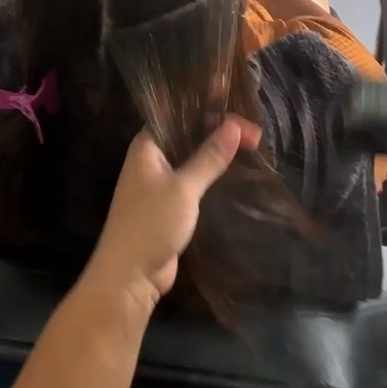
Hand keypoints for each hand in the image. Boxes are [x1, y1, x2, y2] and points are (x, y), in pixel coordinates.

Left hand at [85, 116, 262, 307]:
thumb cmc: (150, 223)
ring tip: (252, 148)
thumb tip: (234, 126)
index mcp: (147, 144)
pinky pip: (194, 179)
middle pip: (188, 134)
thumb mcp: (183, 188)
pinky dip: (212, 174)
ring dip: (217, 153)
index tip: (244, 119)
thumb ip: (208, 157)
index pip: (181, 115)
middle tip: (256, 135)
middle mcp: (152, 157)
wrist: (130, 275)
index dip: (211, 112)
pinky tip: (235, 172)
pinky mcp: (169, 202)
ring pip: (193, 157)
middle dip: (219, 131)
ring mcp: (160, 180)